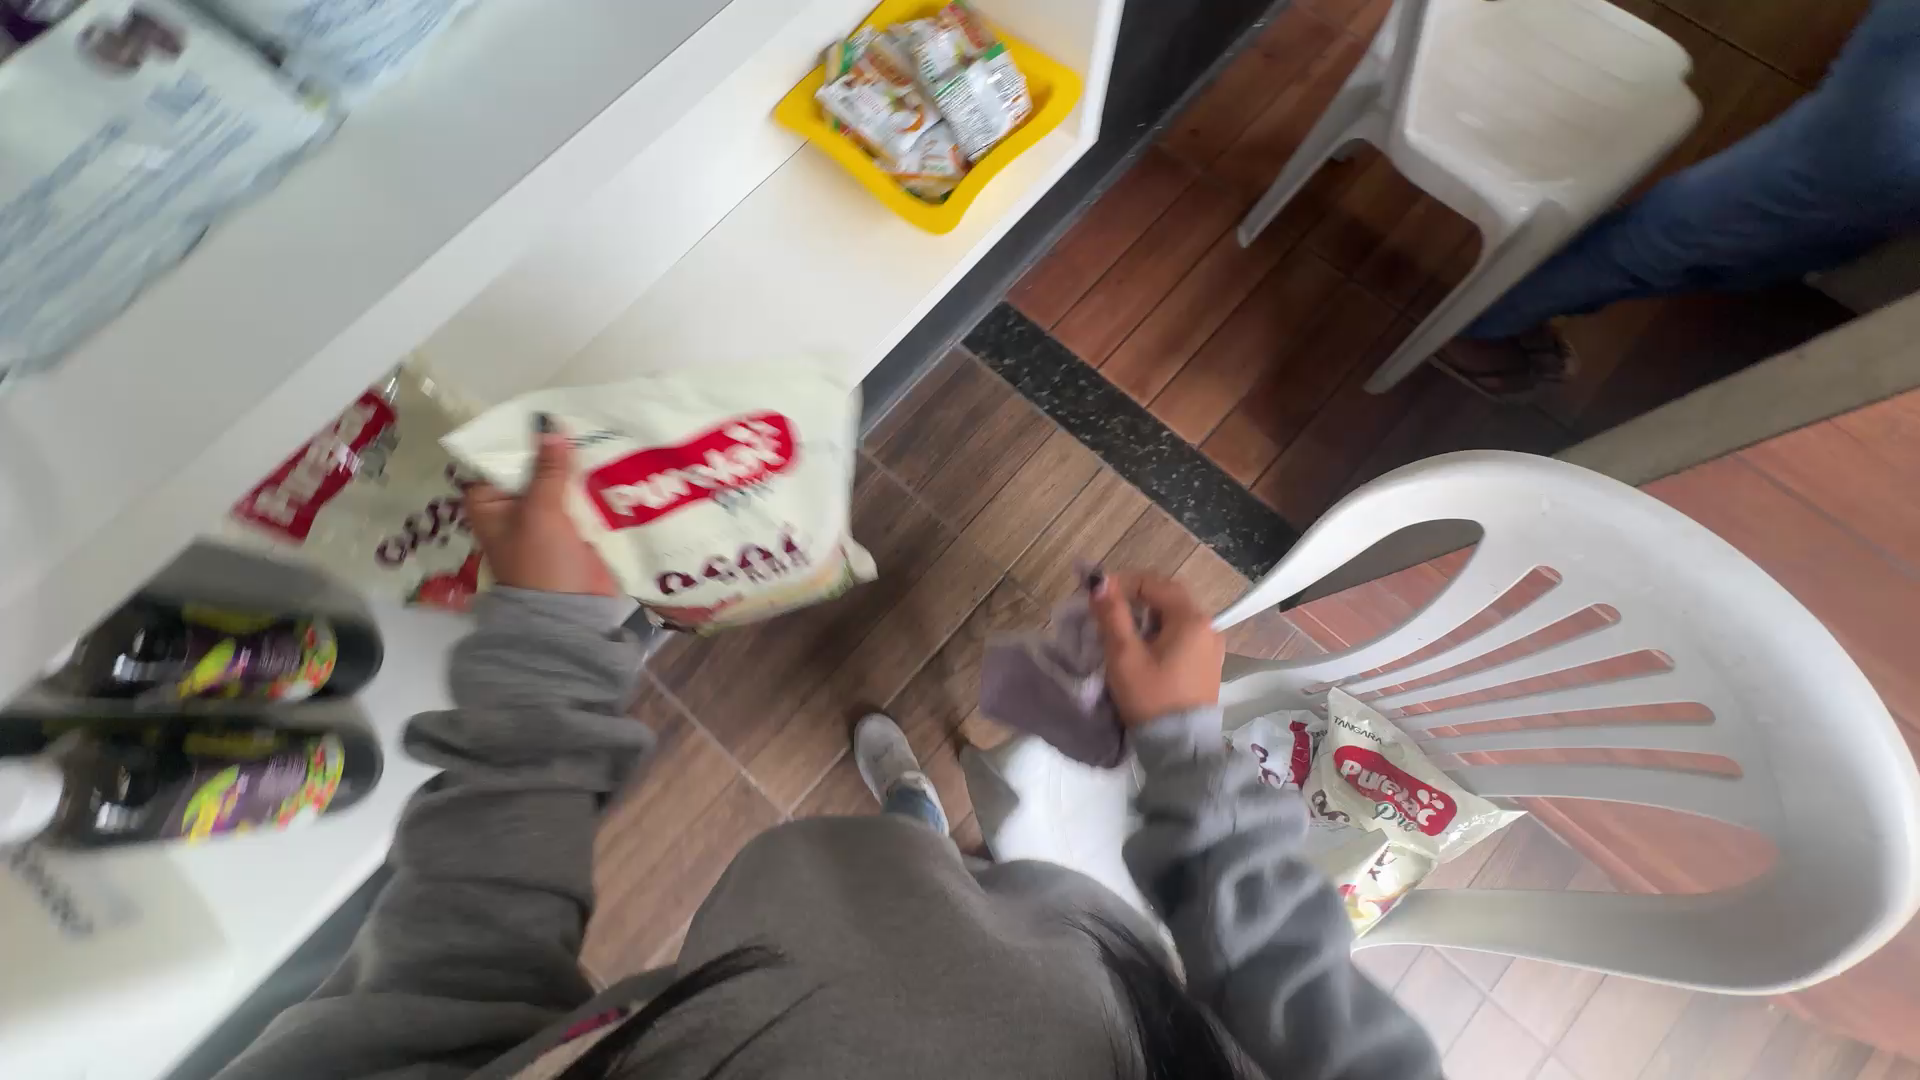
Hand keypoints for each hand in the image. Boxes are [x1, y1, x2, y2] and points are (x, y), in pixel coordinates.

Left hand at [464, 428, 620, 596]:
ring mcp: (547, 519)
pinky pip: (584, 499)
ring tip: (603, 436)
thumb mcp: (541, 511)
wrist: (570, 610)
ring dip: (580, 468)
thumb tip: (549, 426)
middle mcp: (515, 507)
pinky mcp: (576, 530)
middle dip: (557, 450)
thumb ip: (549, 469)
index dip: (521, 438)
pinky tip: (614, 465)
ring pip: (563, 483)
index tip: (546, 413)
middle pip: (535, 468)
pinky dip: (595, 487)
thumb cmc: (542, 561)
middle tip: (582, 419)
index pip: (499, 459)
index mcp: (490, 502)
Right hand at [1091, 574, 1224, 728]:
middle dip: (1134, 597)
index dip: (1123, 583)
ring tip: (1119, 629)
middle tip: (1106, 609)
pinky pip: (1181, 636)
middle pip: (1167, 597)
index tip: (1097, 595)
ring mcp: (1211, 647)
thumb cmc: (1150, 696)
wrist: (1179, 747)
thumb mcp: (1124, 654)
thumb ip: (1112, 614)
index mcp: (1191, 619)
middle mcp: (1208, 627)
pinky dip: (1159, 632)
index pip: (1154, 583)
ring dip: (1146, 615)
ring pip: (1174, 617)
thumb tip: (1098, 581)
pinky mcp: (1207, 665)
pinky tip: (1141, 648)